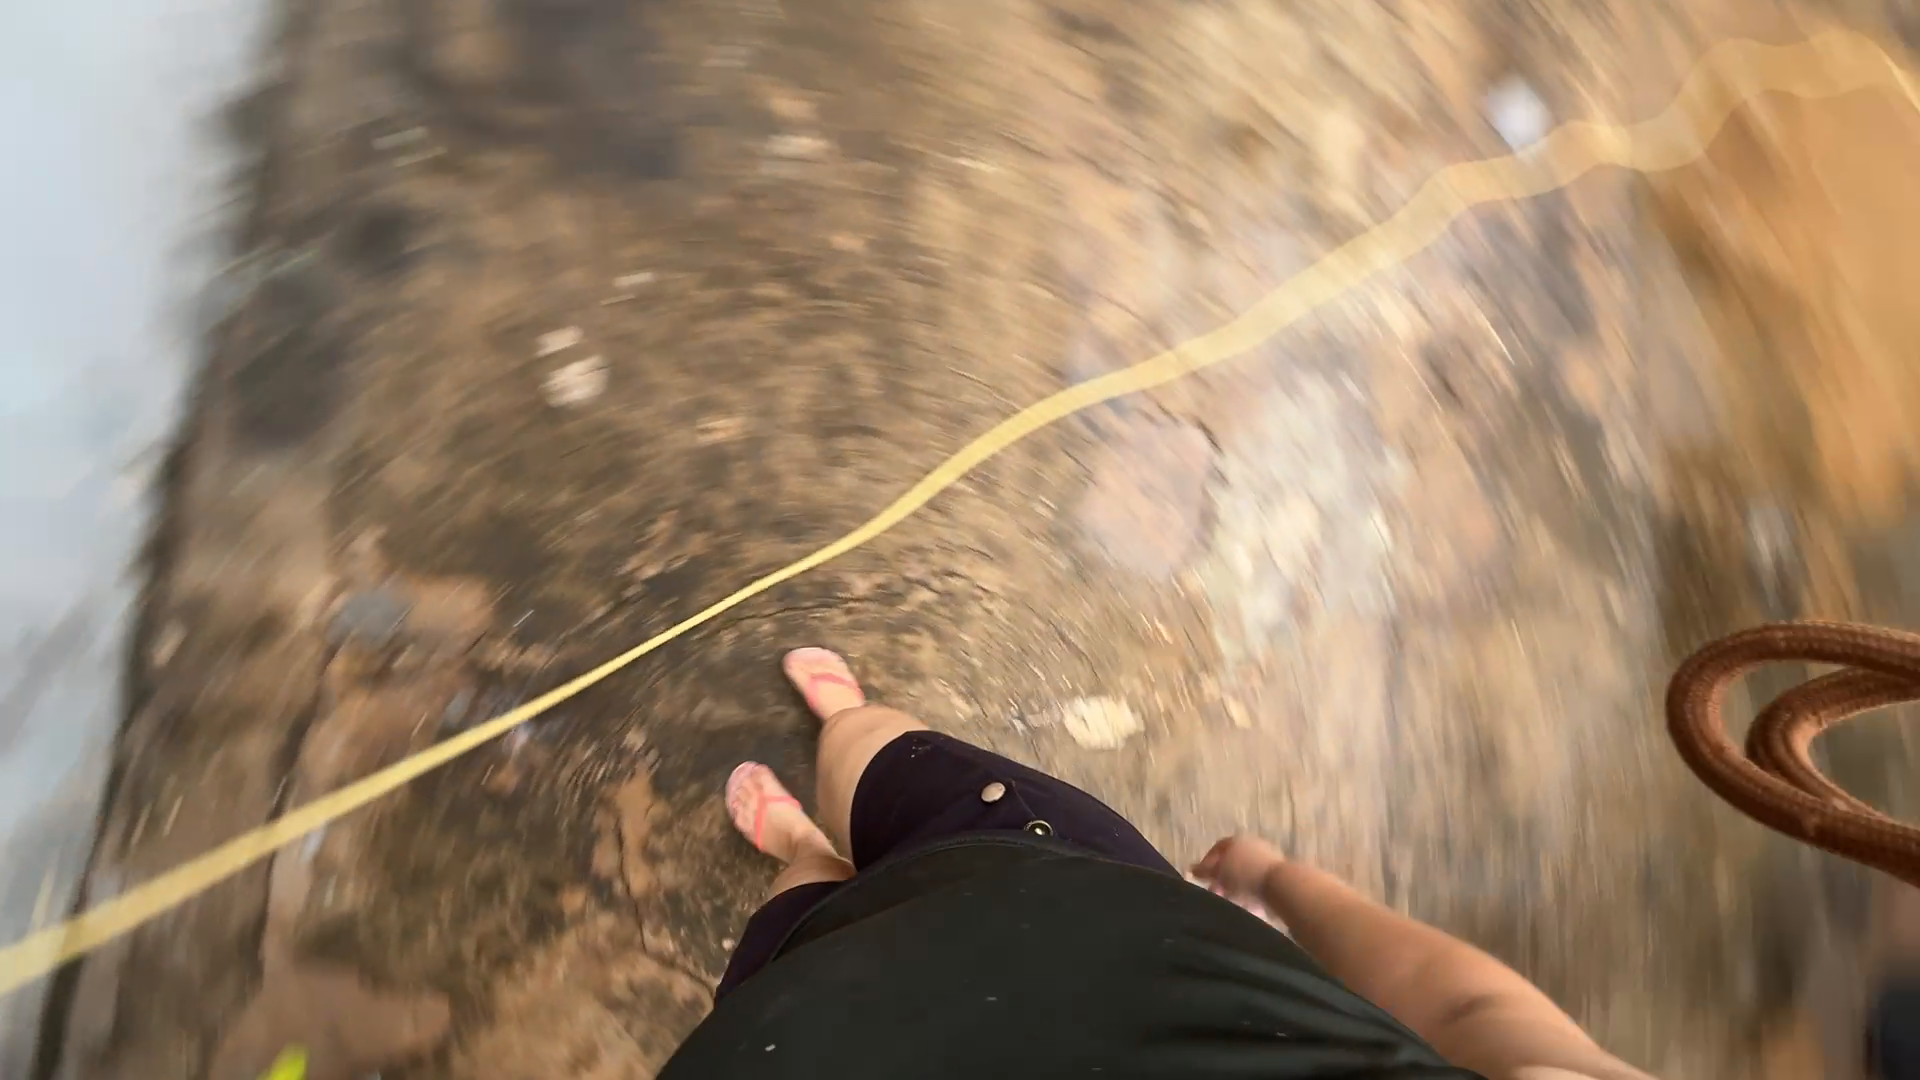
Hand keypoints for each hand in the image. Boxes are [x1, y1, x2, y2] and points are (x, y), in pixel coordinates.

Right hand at [1191, 834, 1286, 906]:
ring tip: (1231, 906)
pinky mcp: (1280, 879)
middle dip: (1222, 880)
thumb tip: (1191, 868)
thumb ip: (1205, 870)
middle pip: (1232, 863)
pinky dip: (1252, 898)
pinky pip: (1260, 888)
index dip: (1207, 863)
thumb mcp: (1219, 872)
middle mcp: (1252, 847)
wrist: (1284, 886)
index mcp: (1236, 841)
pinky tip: (1249, 910)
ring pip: (1246, 877)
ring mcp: (1268, 861)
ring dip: (1237, 891)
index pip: (1217, 849)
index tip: (1201, 878)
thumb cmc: (1246, 875)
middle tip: (1215, 894)